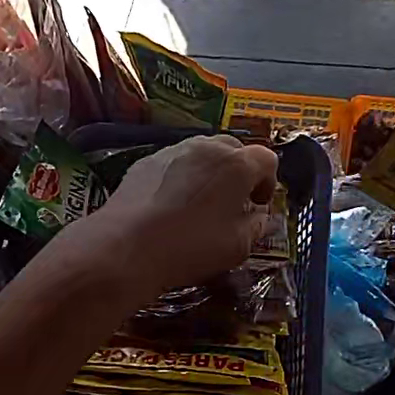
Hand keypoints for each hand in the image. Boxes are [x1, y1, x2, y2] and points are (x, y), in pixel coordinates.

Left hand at [59, 135, 277, 296]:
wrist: (127, 246)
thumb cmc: (192, 246)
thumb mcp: (237, 246)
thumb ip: (257, 226)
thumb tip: (260, 218)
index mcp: (237, 165)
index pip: (267, 159)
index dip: (267, 182)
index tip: (258, 205)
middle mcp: (206, 147)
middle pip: (234, 149)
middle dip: (239, 173)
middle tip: (233, 202)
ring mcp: (173, 151)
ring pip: (202, 153)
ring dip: (209, 172)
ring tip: (201, 203)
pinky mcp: (146, 161)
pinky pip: (174, 164)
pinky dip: (181, 177)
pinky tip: (171, 206)